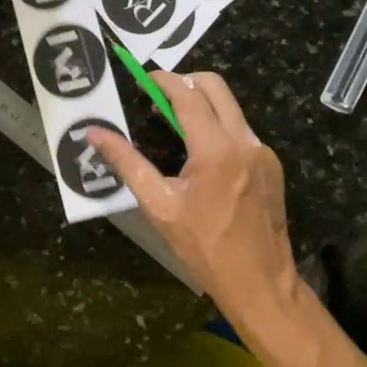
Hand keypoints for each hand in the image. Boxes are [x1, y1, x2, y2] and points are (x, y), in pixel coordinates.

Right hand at [89, 72, 302, 332]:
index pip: (187, 95)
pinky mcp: (272, 165)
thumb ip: (127, 163)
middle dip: (185, 81)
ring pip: (231, 107)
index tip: (142, 80)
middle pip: (215, 87)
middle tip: (159, 97)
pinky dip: (219, 127)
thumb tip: (94, 133)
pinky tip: (202, 155)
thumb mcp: (159, 206)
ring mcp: (262, 152)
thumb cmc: (205, 248)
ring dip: (203, 104)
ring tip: (176, 124)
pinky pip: (242, 130)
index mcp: (215, 149)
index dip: (163, 80)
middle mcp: (244, 141)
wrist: (262, 286)